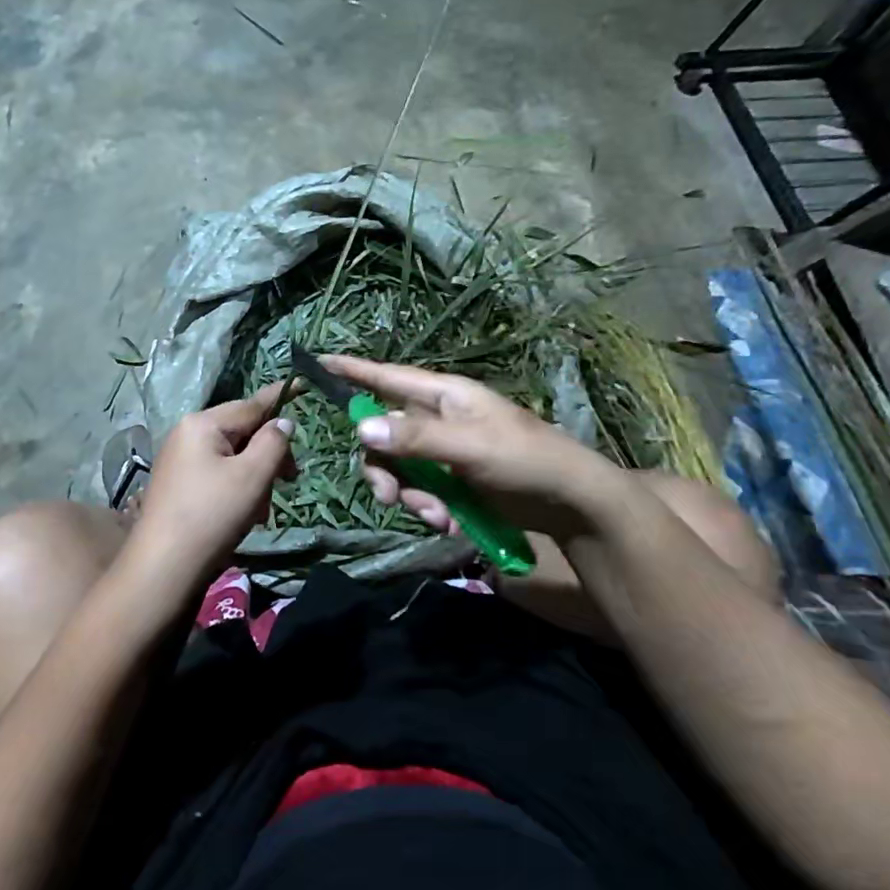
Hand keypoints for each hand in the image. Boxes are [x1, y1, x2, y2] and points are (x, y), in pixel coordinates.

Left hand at [121, 381, 296, 585]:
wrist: (165, 567)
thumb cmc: (212, 515)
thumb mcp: (252, 476)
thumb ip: (273, 443)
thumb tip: (282, 422)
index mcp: (202, 424)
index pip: (250, 405)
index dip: (280, 398)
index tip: (305, 385)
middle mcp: (187, 435)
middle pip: (242, 432)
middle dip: (269, 456)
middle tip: (289, 481)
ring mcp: (180, 461)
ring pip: (233, 458)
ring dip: (255, 478)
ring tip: (260, 511)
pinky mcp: (179, 486)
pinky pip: (219, 476)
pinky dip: (238, 490)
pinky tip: (244, 517)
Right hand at [323, 354, 630, 535]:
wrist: (572, 504)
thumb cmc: (527, 460)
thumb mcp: (471, 447)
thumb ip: (416, 438)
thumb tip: (362, 427)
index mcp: (444, 396)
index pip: (387, 377)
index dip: (353, 371)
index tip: (317, 364)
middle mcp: (437, 419)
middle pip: (382, 435)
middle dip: (383, 469)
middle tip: (390, 498)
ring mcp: (443, 452)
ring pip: (398, 469)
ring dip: (410, 496)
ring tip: (439, 518)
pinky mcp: (452, 481)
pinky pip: (419, 490)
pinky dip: (428, 508)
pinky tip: (452, 525)